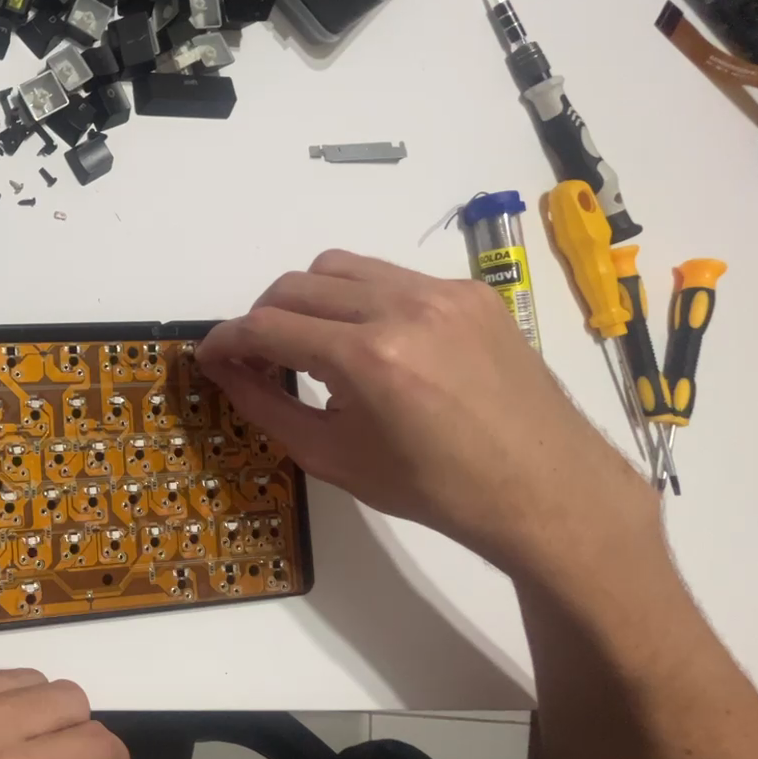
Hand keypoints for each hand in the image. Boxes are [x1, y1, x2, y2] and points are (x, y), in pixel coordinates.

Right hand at [196, 250, 658, 572]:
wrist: (548, 491)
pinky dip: (356, 300)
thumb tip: (223, 371)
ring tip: (309, 344)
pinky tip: (367, 342)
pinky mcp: (471, 293)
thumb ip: (265, 405)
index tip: (210, 358)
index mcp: (367, 358)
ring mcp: (443, 293)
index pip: (265, 326)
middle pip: (294, 285)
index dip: (225, 340)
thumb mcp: (329, 455)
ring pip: (337, 267)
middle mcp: (403, 308)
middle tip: (257, 358)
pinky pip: (387, 277)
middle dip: (260, 319)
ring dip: (305, 300)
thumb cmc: (430, 488)